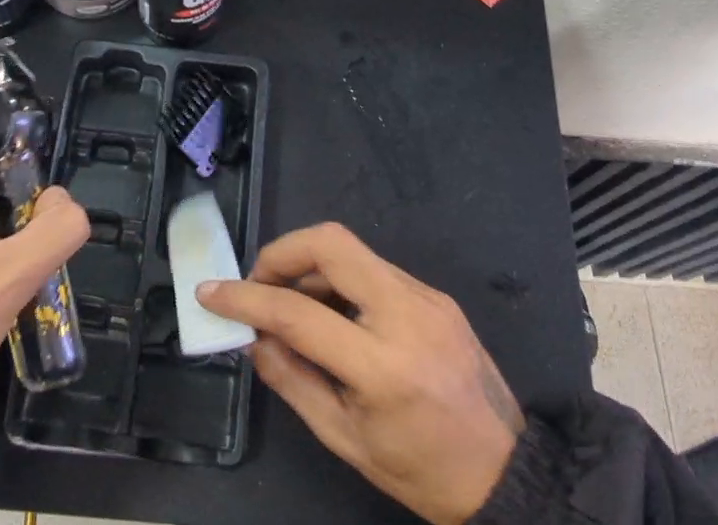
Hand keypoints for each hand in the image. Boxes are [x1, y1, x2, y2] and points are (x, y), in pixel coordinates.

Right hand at [197, 224, 522, 524]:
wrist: (507, 473)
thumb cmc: (421, 469)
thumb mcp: (345, 439)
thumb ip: (292, 381)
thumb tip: (253, 338)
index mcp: (382, 365)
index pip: (298, 313)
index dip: (245, 298)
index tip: (211, 292)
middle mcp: (408, 315)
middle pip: (331, 243)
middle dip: (281, 253)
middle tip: (259, 286)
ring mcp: (427, 298)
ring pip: (352, 251)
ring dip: (309, 267)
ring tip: (291, 307)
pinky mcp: (436, 296)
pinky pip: (375, 270)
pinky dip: (340, 281)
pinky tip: (332, 316)